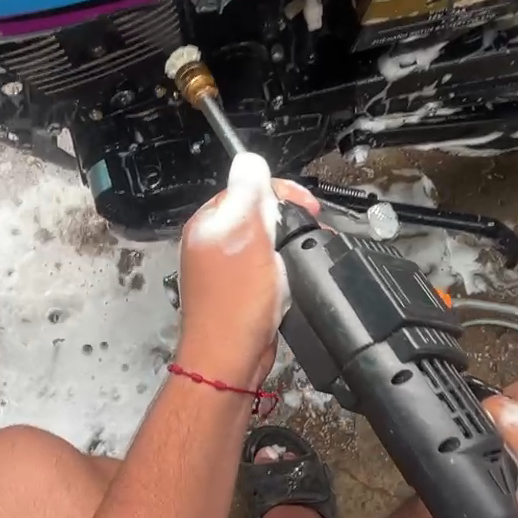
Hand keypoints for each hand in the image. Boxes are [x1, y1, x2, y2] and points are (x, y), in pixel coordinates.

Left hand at [175, 153, 319, 386]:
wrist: (229, 358)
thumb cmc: (236, 302)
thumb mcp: (247, 236)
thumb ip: (249, 194)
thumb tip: (249, 159)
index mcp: (208, 224)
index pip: (246, 188)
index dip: (280, 193)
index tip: (305, 205)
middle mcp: (210, 243)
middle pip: (256, 215)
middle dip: (286, 220)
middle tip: (309, 231)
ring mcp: (222, 270)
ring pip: (262, 243)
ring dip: (286, 247)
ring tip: (301, 258)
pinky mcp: (237, 293)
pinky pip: (263, 269)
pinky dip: (280, 271)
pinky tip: (289, 281)